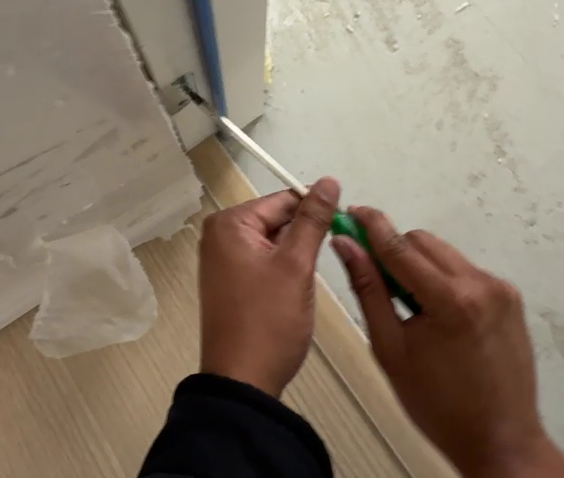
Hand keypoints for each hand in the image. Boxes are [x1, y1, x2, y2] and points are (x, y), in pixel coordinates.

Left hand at [197, 177, 340, 396]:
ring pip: (272, 243)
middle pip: (276, 220)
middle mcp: (219, 235)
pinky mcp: (229, 282)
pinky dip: (282, 270)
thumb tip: (328, 181)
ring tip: (307, 281)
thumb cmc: (269, 321)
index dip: (315, 211)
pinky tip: (294, 292)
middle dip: (303, 237)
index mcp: (229, 223)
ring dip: (295, 256)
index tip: (344, 226)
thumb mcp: (296, 266)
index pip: (282, 200)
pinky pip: (262, 261)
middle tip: (327, 260)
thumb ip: (313, 220)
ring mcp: (221, 260)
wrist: (242, 381)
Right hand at [332, 208, 563, 477]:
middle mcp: (480, 284)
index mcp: (449, 300)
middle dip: (395, 250)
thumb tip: (344, 244)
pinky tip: (439, 313)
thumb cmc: (437, 403)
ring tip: (412, 304)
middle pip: (421, 242)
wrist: (503, 442)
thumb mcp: (390, 348)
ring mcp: (500, 289)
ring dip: (420, 263)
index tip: (349, 212)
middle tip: (378, 277)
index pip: (398, 245)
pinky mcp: (511, 297)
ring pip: (443, 252)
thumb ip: (368, 288)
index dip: (370, 224)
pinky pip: (464, 269)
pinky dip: (444, 278)